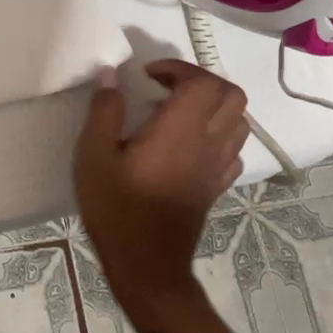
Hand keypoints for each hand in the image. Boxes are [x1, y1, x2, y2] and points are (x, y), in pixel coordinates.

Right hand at [74, 60, 248, 327]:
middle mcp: (207, 144)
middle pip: (232, 96)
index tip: (147, 74)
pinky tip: (185, 139)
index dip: (178, 67)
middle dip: (200, 79)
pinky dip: (215, 131)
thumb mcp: (94, 153)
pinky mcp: (217, 185)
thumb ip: (105, 110)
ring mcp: (217, 166)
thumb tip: (112, 75)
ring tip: (173, 107)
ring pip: (238, 120)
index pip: (203, 83)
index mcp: (179, 131)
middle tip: (164, 84)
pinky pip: (232, 146)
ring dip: (211, 103)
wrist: (147, 264)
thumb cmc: (116, 206)